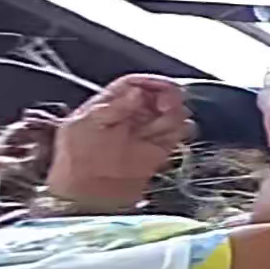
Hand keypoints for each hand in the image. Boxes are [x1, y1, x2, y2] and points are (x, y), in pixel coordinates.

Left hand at [45, 75, 192, 212]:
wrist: (100, 187)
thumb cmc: (82, 157)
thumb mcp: (84, 128)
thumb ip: (110, 107)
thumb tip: (138, 92)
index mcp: (109, 104)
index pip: (135, 82)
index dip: (152, 82)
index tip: (164, 88)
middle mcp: (134, 111)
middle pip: (163, 91)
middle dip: (170, 98)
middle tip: (165, 109)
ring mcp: (153, 124)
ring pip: (179, 108)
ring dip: (170, 120)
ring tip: (151, 135)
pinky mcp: (169, 137)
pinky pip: (187, 126)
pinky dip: (179, 131)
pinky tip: (162, 141)